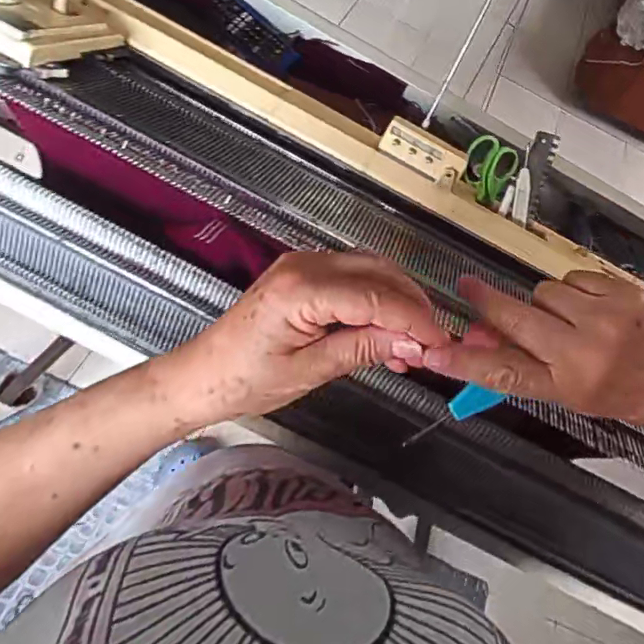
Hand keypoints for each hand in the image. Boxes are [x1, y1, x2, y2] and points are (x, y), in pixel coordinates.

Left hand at [153, 251, 451, 423]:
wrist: (203, 373)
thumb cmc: (243, 378)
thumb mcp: (308, 372)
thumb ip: (362, 350)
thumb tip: (411, 343)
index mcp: (300, 289)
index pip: (375, 296)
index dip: (414, 319)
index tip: (440, 343)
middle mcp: (304, 265)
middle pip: (379, 273)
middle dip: (412, 306)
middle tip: (432, 346)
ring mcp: (303, 264)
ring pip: (370, 270)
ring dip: (397, 302)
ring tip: (411, 346)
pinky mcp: (303, 273)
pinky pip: (352, 277)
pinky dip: (376, 300)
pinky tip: (384, 334)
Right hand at [419, 271, 643, 437]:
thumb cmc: (618, 392)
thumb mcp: (564, 393)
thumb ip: (517, 364)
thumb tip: (475, 338)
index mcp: (567, 382)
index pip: (503, 372)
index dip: (464, 361)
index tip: (436, 352)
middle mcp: (585, 350)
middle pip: (513, 316)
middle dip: (487, 300)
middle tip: (468, 288)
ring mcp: (605, 316)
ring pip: (542, 291)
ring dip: (544, 302)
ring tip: (566, 319)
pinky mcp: (621, 292)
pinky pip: (570, 278)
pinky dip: (571, 290)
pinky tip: (588, 308)